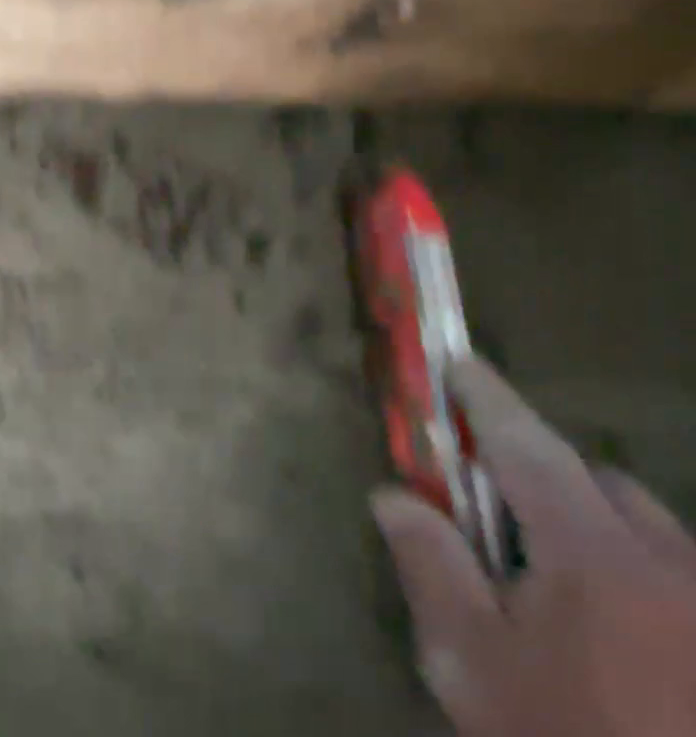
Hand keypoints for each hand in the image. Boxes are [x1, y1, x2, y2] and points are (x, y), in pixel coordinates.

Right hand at [374, 359, 695, 735]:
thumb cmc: (557, 731)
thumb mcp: (468, 659)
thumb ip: (431, 566)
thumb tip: (394, 494)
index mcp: (596, 560)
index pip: (530, 452)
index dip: (489, 401)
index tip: (457, 361)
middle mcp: (678, 568)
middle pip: (605, 485)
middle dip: (546, 480)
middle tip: (495, 517)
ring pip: (655, 533)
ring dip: (598, 531)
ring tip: (561, 588)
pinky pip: (685, 577)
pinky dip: (641, 575)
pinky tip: (622, 633)